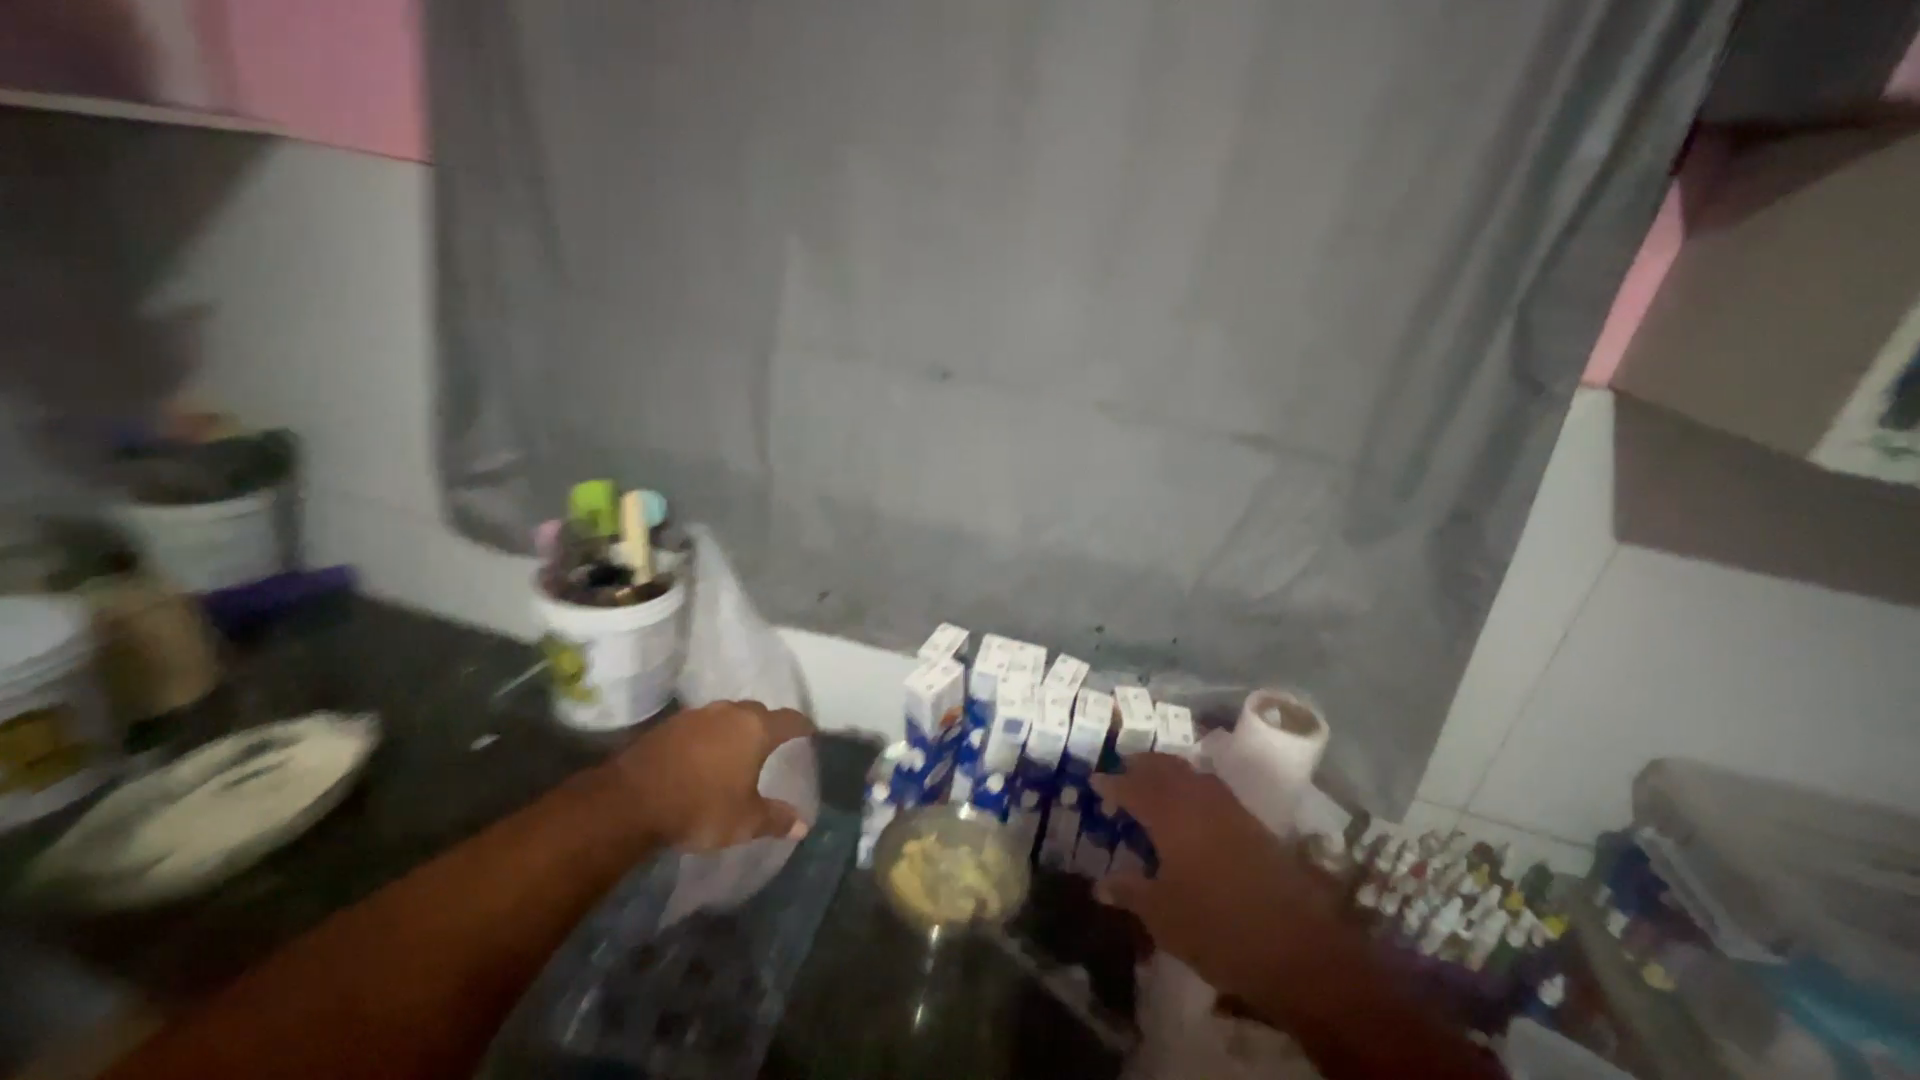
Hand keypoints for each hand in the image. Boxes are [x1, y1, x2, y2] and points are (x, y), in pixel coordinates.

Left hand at [610, 700, 813, 850]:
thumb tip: (803, 825)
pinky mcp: (667, 726)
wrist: (631, 801)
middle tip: (771, 743)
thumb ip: (776, 819)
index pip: (789, 720)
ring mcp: (695, 716)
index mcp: (755, 729)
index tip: (808, 732)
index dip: (801, 726)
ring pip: (724, 716)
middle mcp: (728, 713)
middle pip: (756, 711)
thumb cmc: (700, 807)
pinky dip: (706, 737)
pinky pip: (699, 726)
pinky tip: (702, 757)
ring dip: (733, 729)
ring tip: (736, 749)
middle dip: (766, 724)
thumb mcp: (745, 821)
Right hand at [1091, 753, 1344, 1002]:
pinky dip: (1195, 790)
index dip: (1114, 784)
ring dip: (1171, 773)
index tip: (1096, 782)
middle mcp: (1202, 803)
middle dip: (1143, 767)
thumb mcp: (1162, 916)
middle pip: (1168, 769)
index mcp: (1172, 817)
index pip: (1135, 788)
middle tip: (1122, 773)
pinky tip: (1192, 811)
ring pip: (1195, 776)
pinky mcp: (1256, 828)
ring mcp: (1233, 812)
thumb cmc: (1217, 929)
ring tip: (1154, 786)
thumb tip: (1102, 883)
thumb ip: (1131, 892)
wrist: (1296, 948)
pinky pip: (1215, 793)